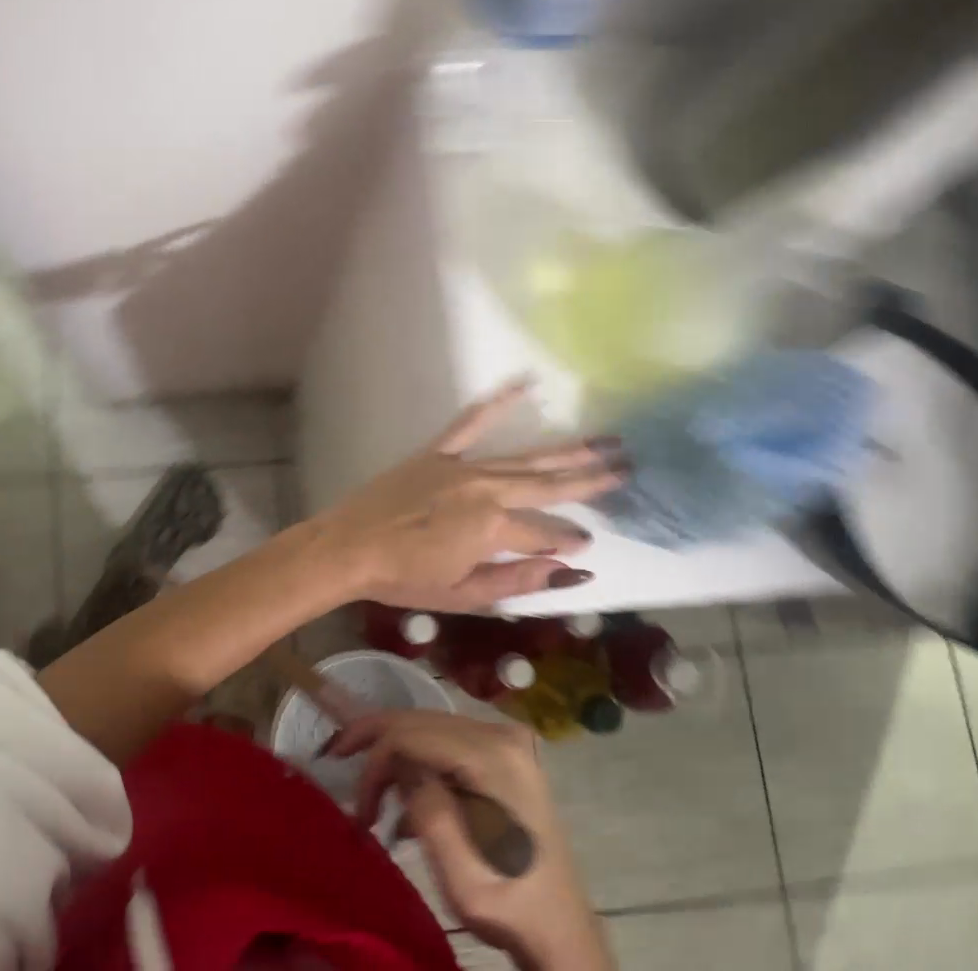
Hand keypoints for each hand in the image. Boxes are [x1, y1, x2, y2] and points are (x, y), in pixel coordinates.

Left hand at [307, 380, 625, 612]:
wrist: (347, 548)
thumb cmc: (403, 578)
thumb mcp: (464, 595)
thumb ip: (518, 580)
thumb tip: (571, 570)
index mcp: (493, 527)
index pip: (546, 534)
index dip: (568, 542)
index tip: (588, 544)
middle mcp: (486, 489)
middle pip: (547, 484)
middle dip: (591, 478)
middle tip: (630, 467)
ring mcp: (461, 466)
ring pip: (523, 456)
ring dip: (566, 448)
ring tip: (605, 439)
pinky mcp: (437, 453)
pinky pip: (470, 423)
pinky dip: (498, 402)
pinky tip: (525, 383)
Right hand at [325, 711, 610, 970]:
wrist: (559, 929)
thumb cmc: (508, 904)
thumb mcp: (459, 873)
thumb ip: (427, 810)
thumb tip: (401, 767)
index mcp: (494, 758)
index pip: (410, 734)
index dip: (374, 761)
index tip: (359, 808)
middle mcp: (502, 736)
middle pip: (419, 721)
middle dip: (376, 748)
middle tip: (337, 767)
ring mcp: (508, 743)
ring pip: (429, 729)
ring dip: (395, 757)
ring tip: (373, 801)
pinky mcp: (506, 757)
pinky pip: (447, 743)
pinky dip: (419, 763)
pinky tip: (407, 805)